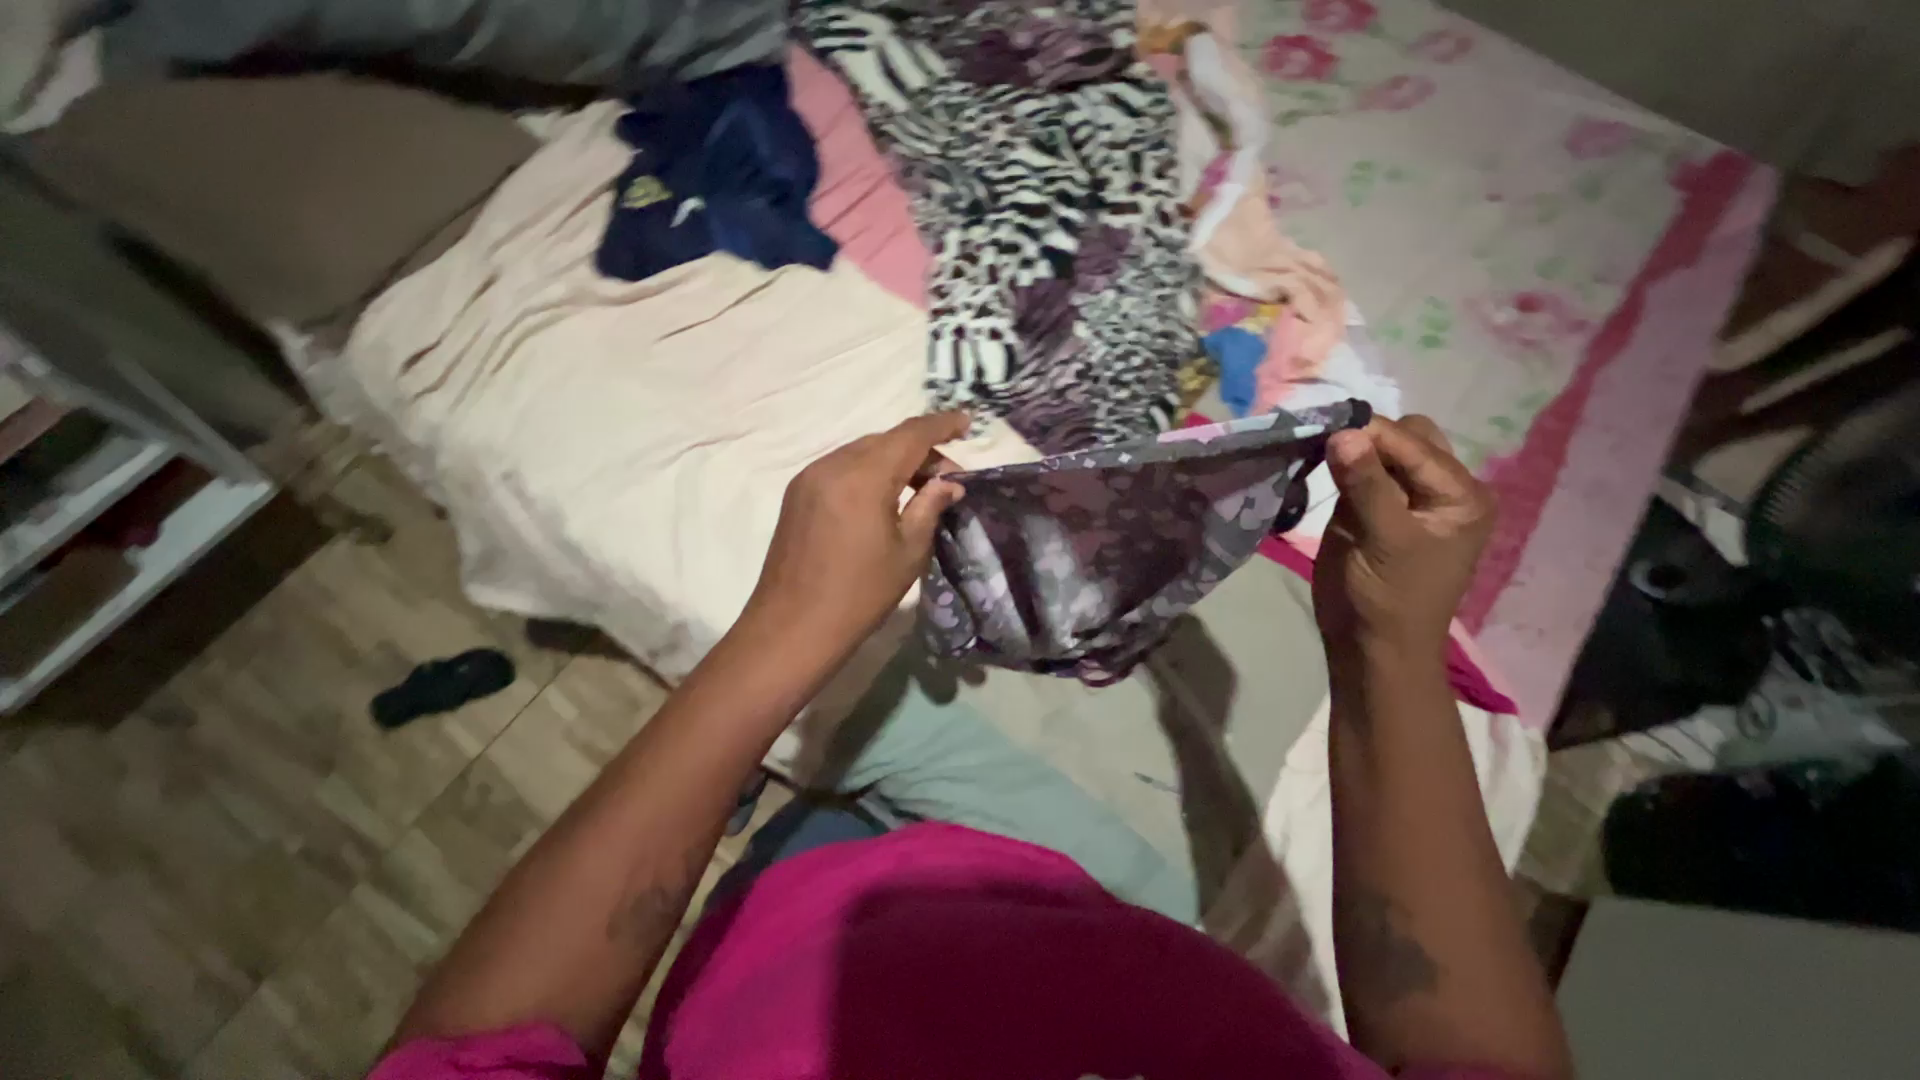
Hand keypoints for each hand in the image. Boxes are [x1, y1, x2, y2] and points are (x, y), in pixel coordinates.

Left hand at [742, 412, 968, 655]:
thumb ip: (930, 507)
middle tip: (948, 478)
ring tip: (920, 489)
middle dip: (921, 450)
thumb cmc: (860, 595)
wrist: (793, 627)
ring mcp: (810, 477)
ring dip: (894, 460)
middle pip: (886, 440)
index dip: (942, 425)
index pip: (911, 434)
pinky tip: (884, 498)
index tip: (968, 423)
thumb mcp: (908, 552)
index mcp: (863, 477)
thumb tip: (948, 483)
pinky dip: (869, 471)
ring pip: (862, 451)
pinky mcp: (798, 493)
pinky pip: (841, 467)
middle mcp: (833, 465)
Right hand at [1312, 416, 1495, 665]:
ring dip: (1352, 448)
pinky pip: (1362, 472)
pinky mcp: (1378, 509)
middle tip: (1323, 444)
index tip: (1322, 426)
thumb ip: (1367, 484)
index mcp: (1461, 494)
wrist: (1371, 648)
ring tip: (1318, 451)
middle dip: (1365, 436)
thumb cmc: (1388, 598)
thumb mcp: (1384, 540)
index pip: (1413, 443)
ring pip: (1382, 451)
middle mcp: (1442, 488)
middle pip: (1404, 437)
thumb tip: (1343, 431)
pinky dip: (1342, 465)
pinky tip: (1320, 464)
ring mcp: (1408, 498)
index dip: (1370, 432)